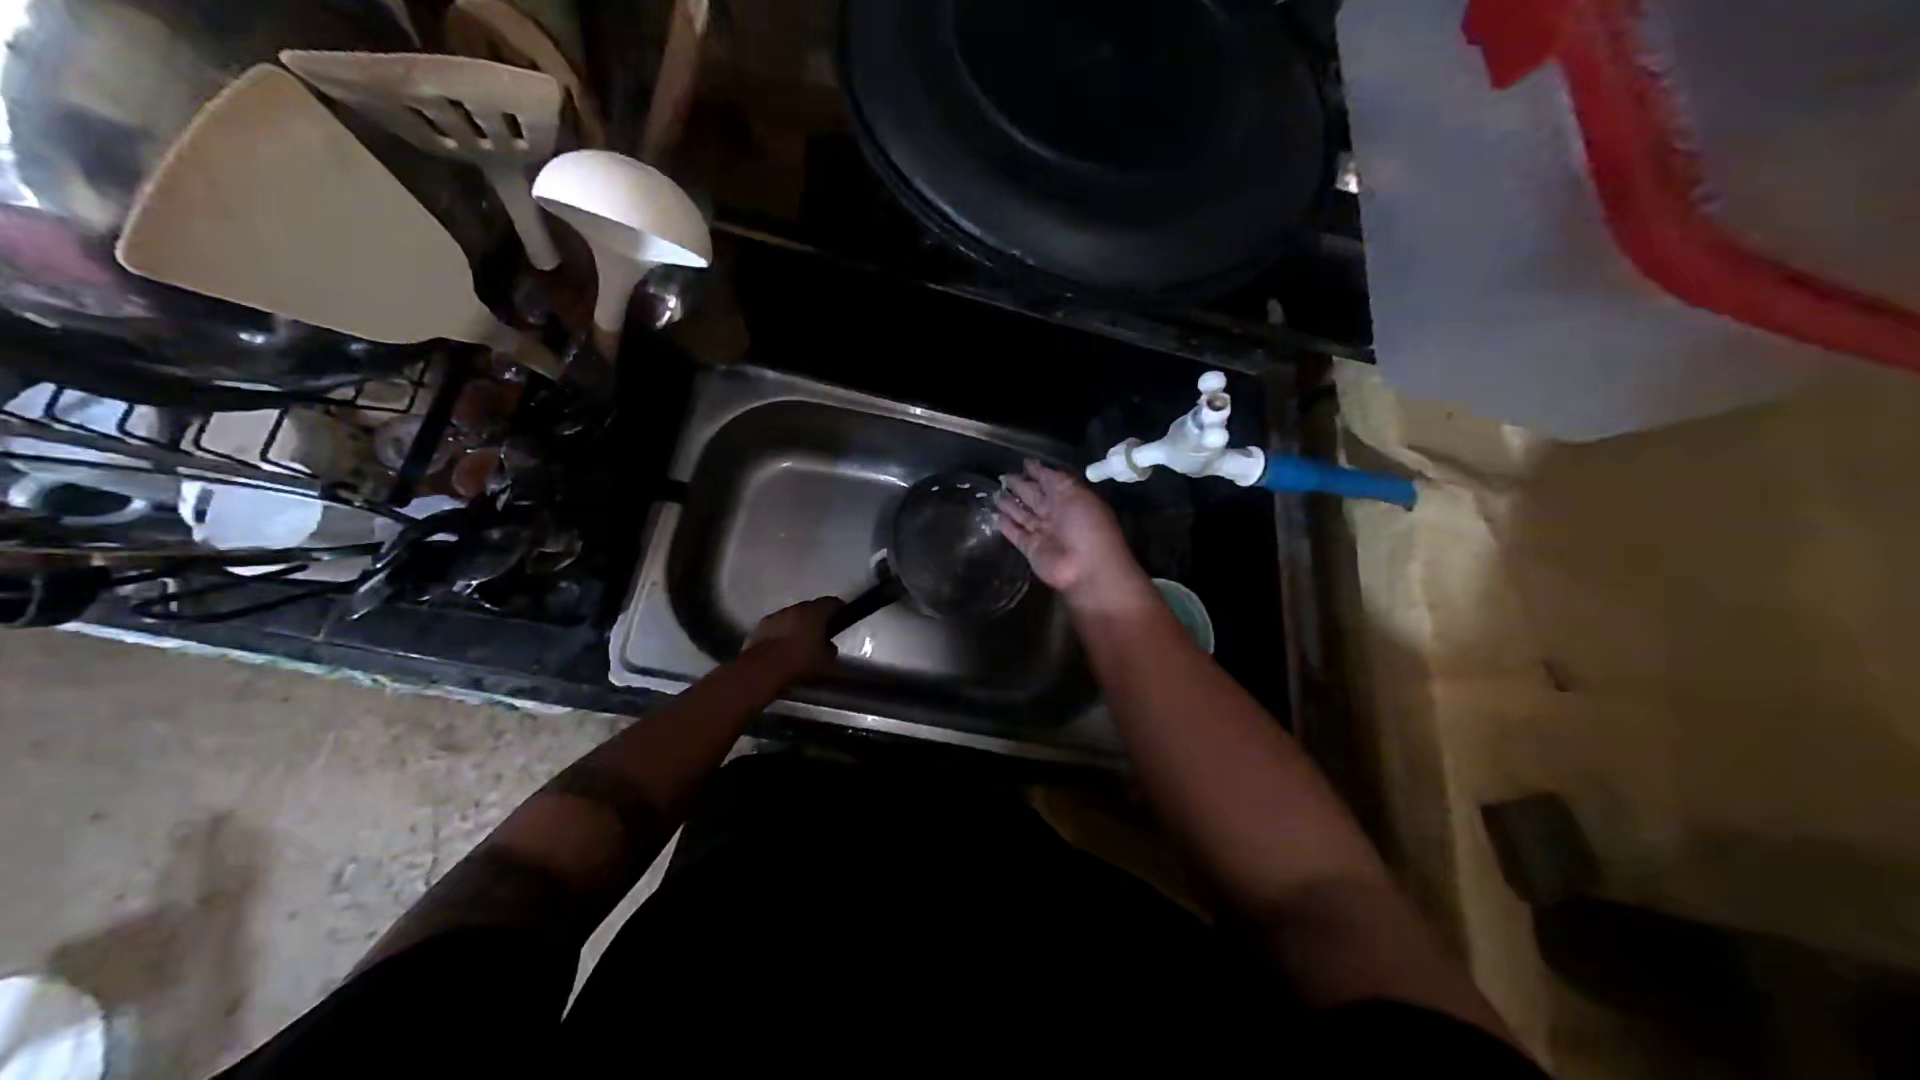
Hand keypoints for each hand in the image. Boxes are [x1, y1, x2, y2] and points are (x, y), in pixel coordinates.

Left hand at [742, 597, 843, 682]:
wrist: (763, 670)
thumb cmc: (800, 662)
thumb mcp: (826, 661)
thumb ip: (830, 649)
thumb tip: (828, 645)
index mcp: (814, 613)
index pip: (831, 602)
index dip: (838, 609)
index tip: (841, 617)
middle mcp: (795, 609)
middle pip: (809, 608)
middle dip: (815, 618)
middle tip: (819, 633)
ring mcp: (775, 616)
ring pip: (790, 616)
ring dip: (795, 625)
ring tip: (797, 643)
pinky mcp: (759, 627)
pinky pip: (775, 626)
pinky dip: (779, 633)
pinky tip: (779, 648)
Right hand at [994, 460, 1146, 604]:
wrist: (1086, 568)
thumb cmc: (1087, 526)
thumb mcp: (1076, 494)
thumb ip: (1056, 481)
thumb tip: (1039, 469)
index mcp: (1071, 499)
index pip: (1051, 481)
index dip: (1038, 471)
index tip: (1024, 462)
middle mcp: (1057, 514)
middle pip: (1034, 496)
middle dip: (1020, 485)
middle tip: (1003, 476)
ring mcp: (1044, 532)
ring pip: (1023, 514)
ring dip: (1010, 504)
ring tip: (995, 492)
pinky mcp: (1031, 549)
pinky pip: (1017, 534)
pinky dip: (1007, 527)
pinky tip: (997, 516)